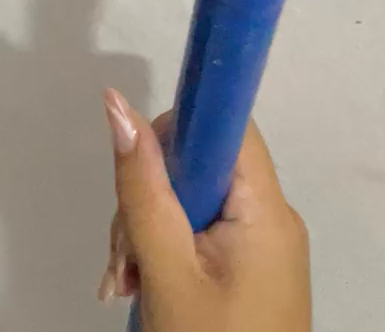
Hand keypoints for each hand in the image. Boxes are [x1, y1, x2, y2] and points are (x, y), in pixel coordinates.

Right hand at [98, 89, 310, 331]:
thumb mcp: (166, 267)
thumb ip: (141, 184)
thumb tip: (115, 102)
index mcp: (265, 211)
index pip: (227, 124)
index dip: (180, 121)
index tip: (141, 154)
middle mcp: (269, 217)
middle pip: (196, 163)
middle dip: (145, 194)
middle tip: (123, 250)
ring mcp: (257, 243)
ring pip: (185, 196)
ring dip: (144, 227)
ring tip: (124, 278)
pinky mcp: (245, 264)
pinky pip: (194, 228)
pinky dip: (159, 245)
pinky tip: (137, 282)